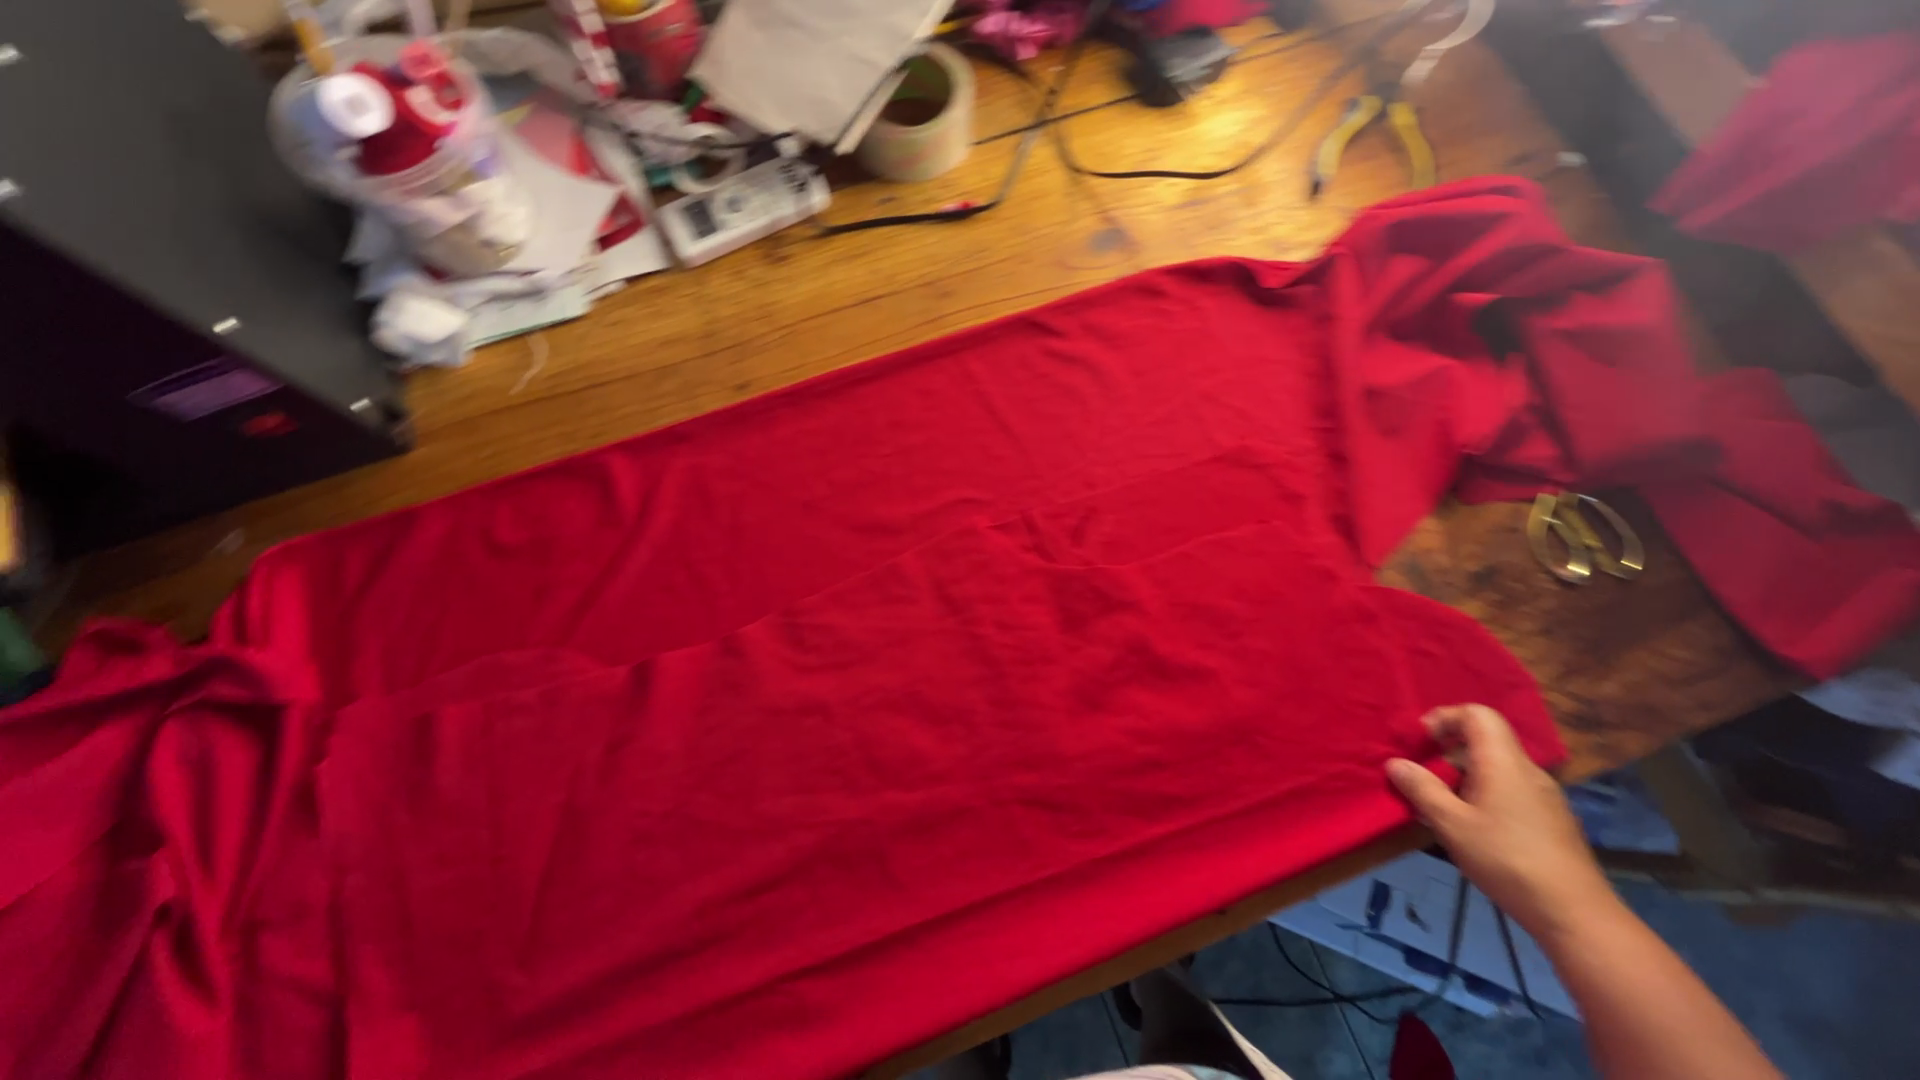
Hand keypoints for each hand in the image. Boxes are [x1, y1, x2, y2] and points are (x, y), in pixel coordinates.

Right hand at [1386, 704, 1618, 942]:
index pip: (1478, 714)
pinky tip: (1472, 829)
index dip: (1446, 717)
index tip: (1422, 741)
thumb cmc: (1506, 859)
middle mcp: (1527, 770)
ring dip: (1464, 776)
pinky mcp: (1550, 819)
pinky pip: (1509, 790)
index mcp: (1503, 762)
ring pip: (1497, 768)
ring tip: (1441, 807)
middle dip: (1449, 751)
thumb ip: (1421, 789)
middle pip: (1486, 740)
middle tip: (1422, 776)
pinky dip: (1484, 795)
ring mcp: (1543, 795)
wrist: (1573, 911)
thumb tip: (1395, 763)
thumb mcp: (1451, 824)